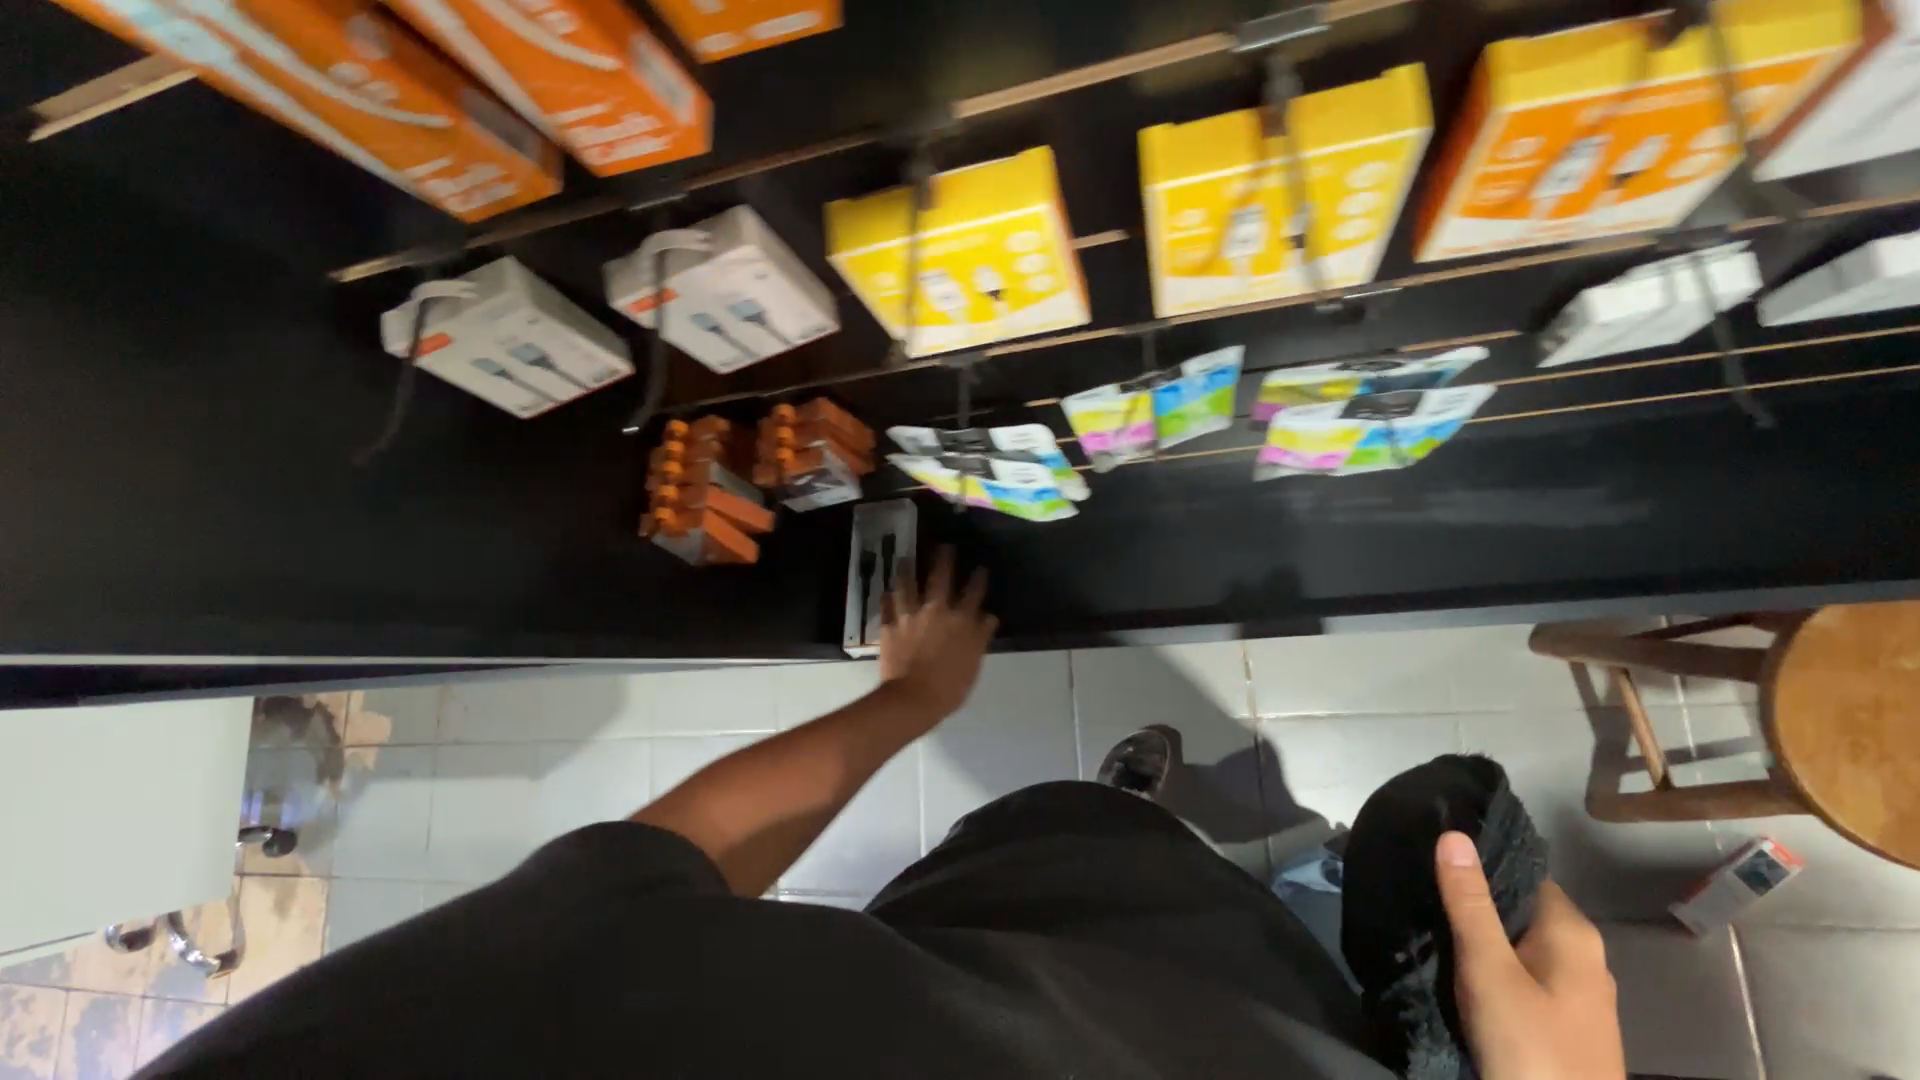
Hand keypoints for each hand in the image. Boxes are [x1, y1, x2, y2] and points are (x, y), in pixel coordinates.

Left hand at [879, 546, 996, 726]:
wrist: (913, 698)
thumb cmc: (950, 686)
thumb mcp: (973, 663)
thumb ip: (980, 637)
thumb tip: (988, 616)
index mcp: (960, 621)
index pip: (973, 593)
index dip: (978, 579)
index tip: (980, 567)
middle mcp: (935, 611)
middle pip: (940, 579)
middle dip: (943, 560)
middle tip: (944, 546)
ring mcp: (910, 617)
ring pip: (907, 586)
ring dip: (906, 571)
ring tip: (903, 559)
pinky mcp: (889, 627)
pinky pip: (887, 607)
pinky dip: (887, 598)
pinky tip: (885, 591)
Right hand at [1434, 831, 1624, 1079]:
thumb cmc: (1530, 1046)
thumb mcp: (1488, 970)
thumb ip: (1470, 903)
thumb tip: (1454, 834)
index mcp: (1573, 934)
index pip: (1523, 874)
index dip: (1481, 863)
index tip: (1433, 855)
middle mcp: (1586, 957)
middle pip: (1522, 909)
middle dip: (1477, 901)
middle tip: (1422, 890)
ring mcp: (1580, 995)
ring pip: (1522, 945)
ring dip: (1484, 937)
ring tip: (1433, 925)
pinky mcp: (1568, 1024)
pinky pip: (1526, 975)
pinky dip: (1497, 967)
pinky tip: (1464, 972)